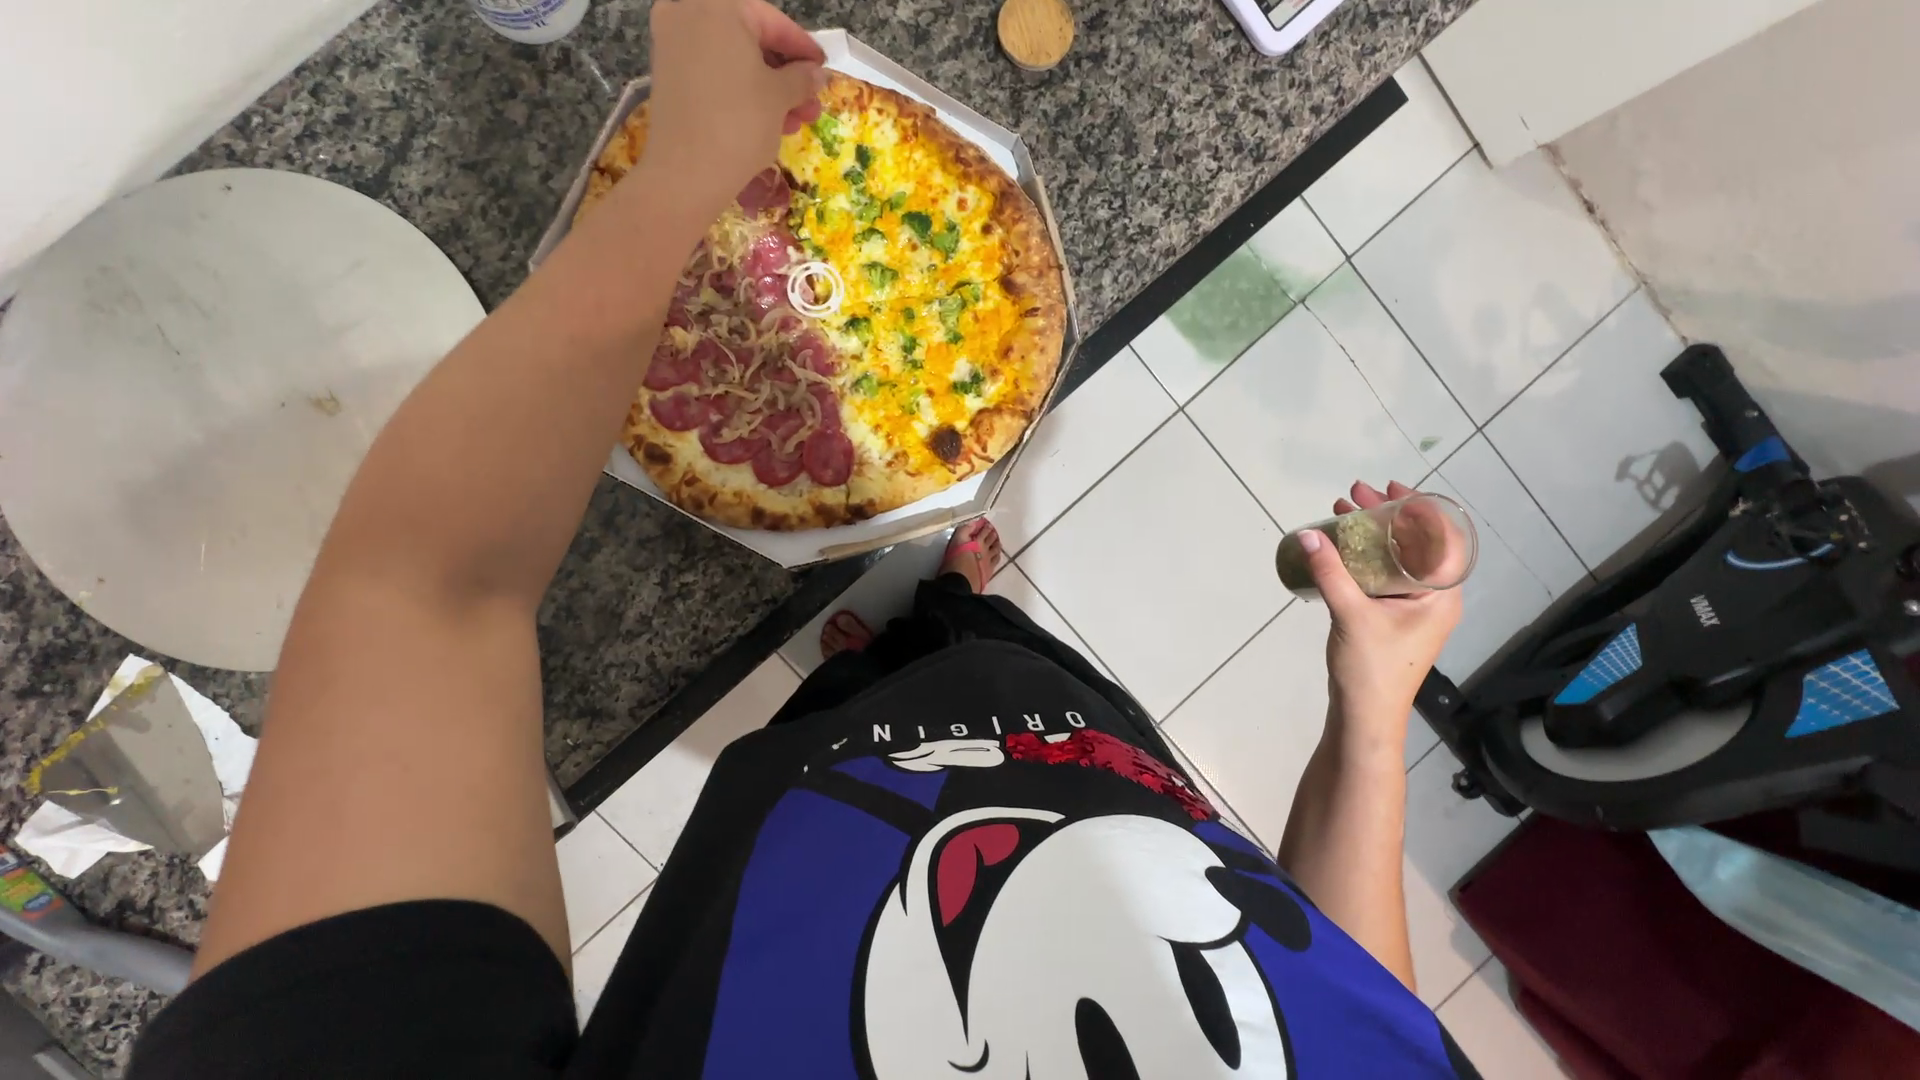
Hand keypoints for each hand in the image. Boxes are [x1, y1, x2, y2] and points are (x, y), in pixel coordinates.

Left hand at [644, 0, 825, 201]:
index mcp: (718, 6)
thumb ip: (801, 78)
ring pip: (733, 60)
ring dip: (767, 88)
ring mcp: (672, 43)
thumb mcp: (779, 98)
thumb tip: (816, 74)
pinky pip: (713, 73)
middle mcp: (688, 13)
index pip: (772, 21)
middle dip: (785, 75)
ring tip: (794, 122)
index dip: (803, 48)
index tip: (823, 69)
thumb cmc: (739, 123)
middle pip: (750, 39)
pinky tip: (766, 120)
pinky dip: (741, 92)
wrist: (687, 172)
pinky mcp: (667, 75)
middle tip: (811, 103)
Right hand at [1300, 481, 1462, 729]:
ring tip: (1341, 512)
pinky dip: (1363, 555)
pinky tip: (1338, 547)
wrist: (1365, 716)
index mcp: (1441, 595)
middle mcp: (1433, 597)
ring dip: (1371, 533)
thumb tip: (1308, 535)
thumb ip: (1330, 573)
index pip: (1444, 538)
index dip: (1419, 507)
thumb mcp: (1350, 615)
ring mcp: (1411, 608)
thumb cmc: (1371, 668)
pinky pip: (1382, 574)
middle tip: (1354, 494)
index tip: (1389, 489)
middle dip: (1386, 515)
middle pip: (1417, 543)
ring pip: (1396, 557)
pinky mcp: (1390, 616)